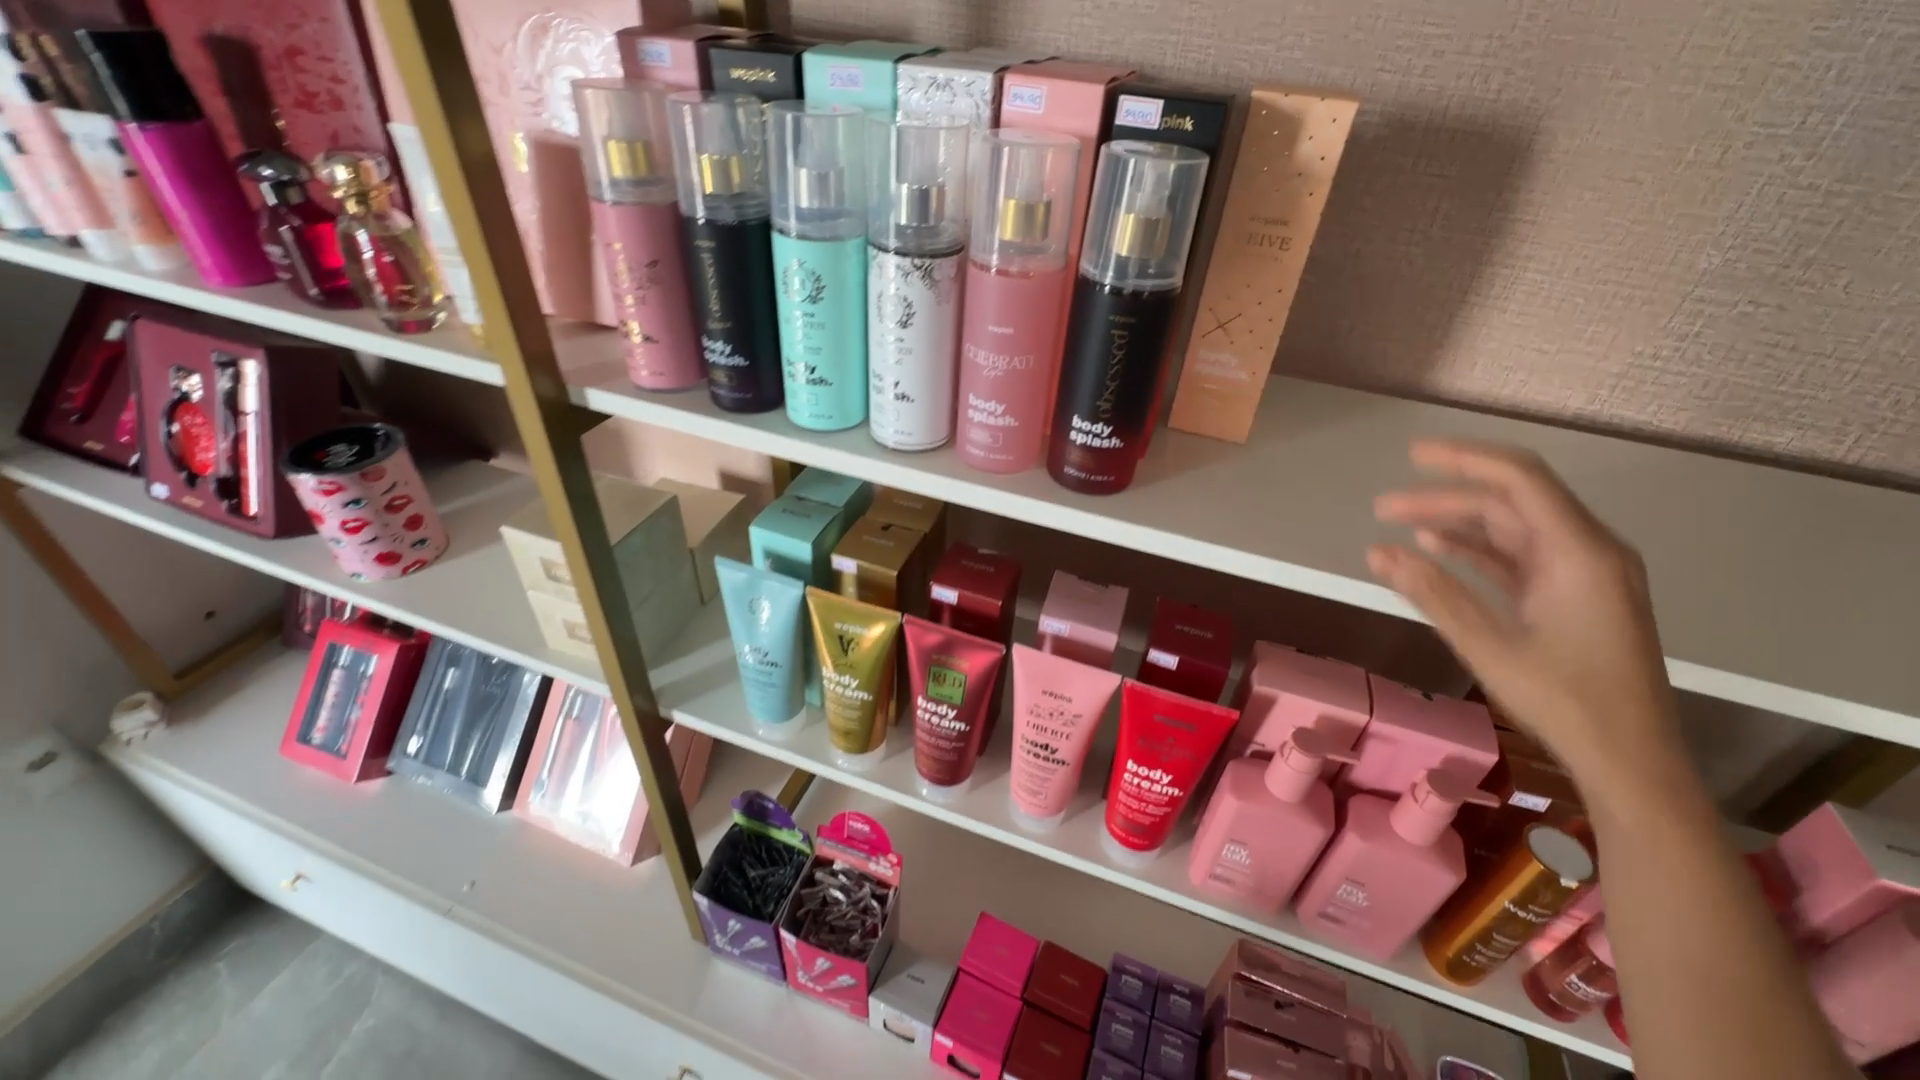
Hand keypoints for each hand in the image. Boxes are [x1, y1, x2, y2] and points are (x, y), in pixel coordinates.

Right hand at [1369, 440, 1679, 773]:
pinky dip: (1480, 552)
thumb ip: (1433, 593)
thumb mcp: (1489, 646)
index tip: (1411, 456)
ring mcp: (1586, 573)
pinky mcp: (1576, 596)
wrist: (1630, 758)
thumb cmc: (1565, 700)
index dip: (1463, 460)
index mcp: (1579, 551)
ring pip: (1514, 529)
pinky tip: (1438, 551)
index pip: (1519, 479)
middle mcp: (1589, 550)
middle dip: (1446, 499)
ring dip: (1458, 524)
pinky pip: (1522, 557)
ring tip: (1401, 527)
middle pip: (1511, 503)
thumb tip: (1377, 552)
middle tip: (1384, 509)